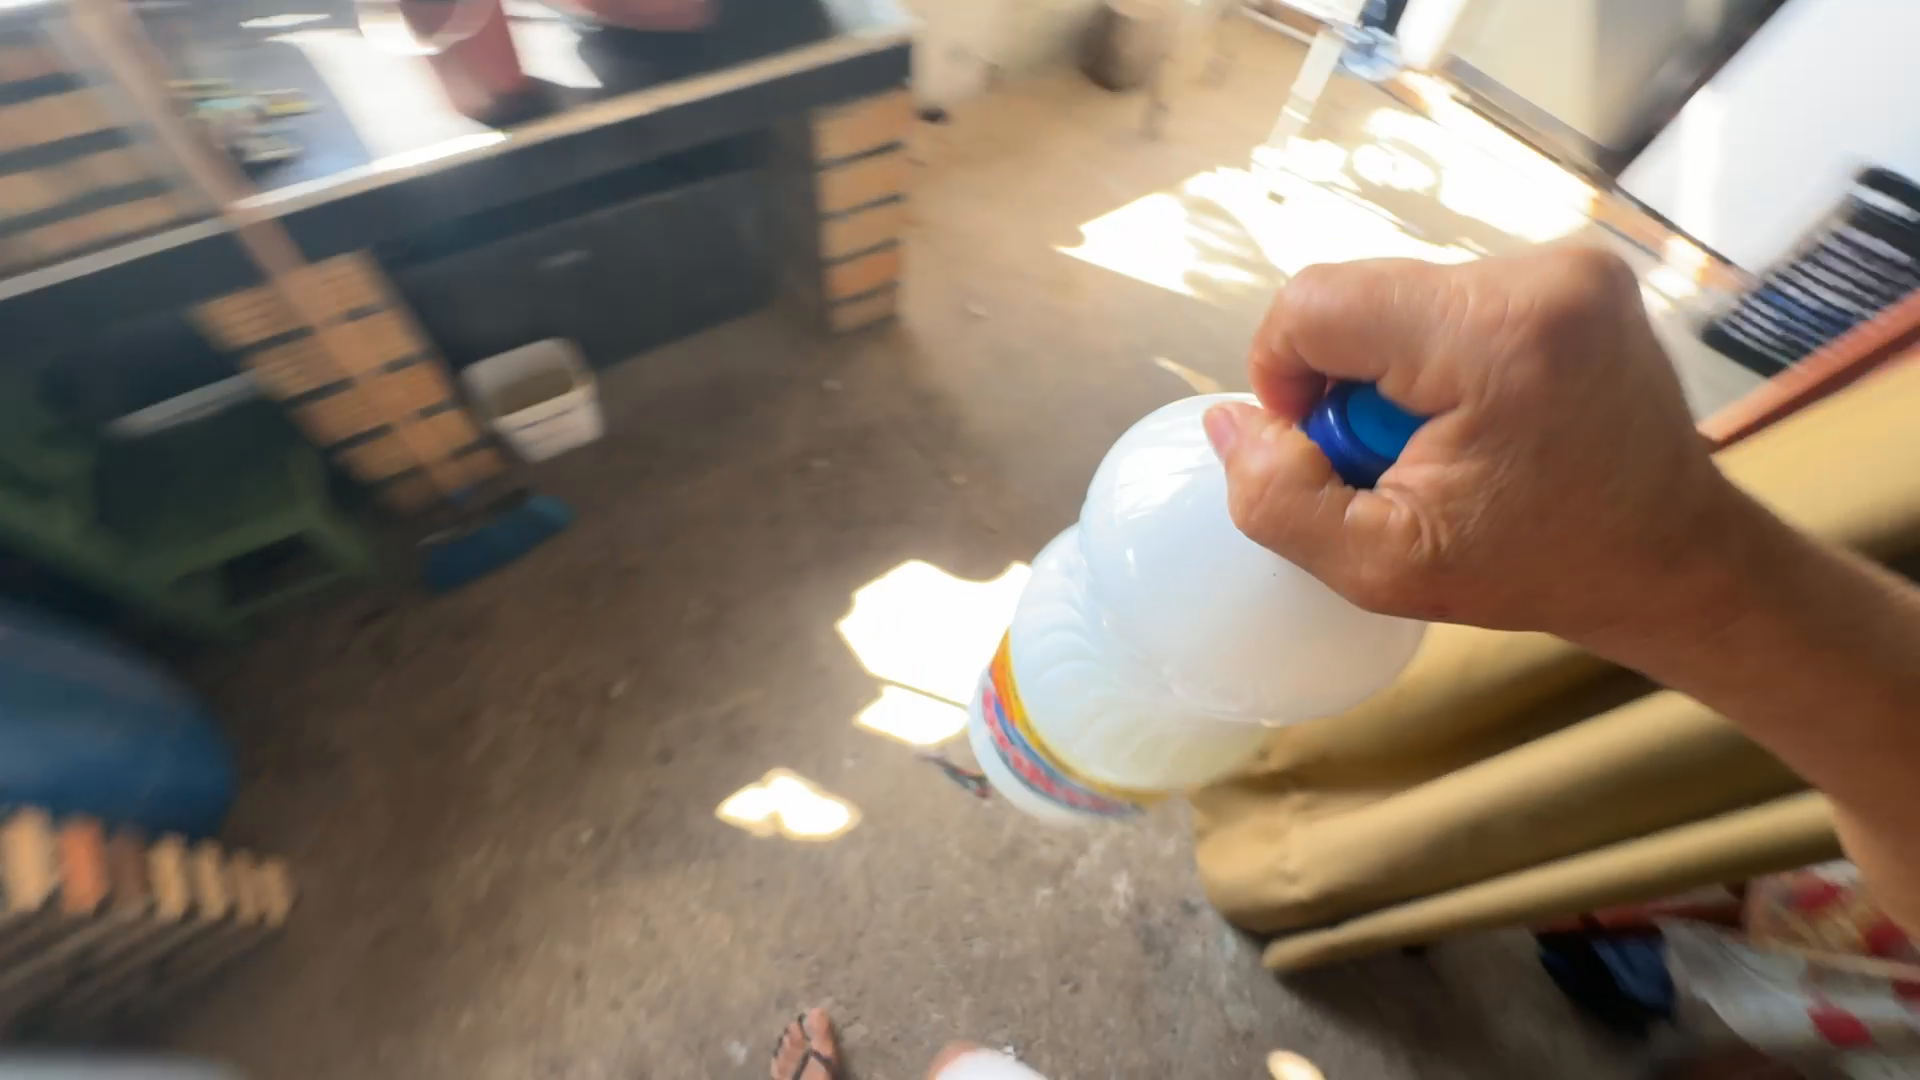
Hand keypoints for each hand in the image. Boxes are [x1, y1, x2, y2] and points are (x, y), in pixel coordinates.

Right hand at [1203, 246, 1743, 646]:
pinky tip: (1450, 414)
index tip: (1318, 442)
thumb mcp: (1374, 568)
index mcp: (1493, 336)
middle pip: (1346, 296)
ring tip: (1422, 439)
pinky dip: (1407, 361)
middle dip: (1328, 379)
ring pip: (1380, 298)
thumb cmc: (1528, 568)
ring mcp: (1557, 264)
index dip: (1280, 374)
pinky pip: (1424, 302)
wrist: (1668, 556)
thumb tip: (1227, 420)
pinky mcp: (1559, 274)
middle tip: (1376, 451)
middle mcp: (1534, 272)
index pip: (1313, 304)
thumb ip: (1275, 499)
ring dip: (1369, 373)